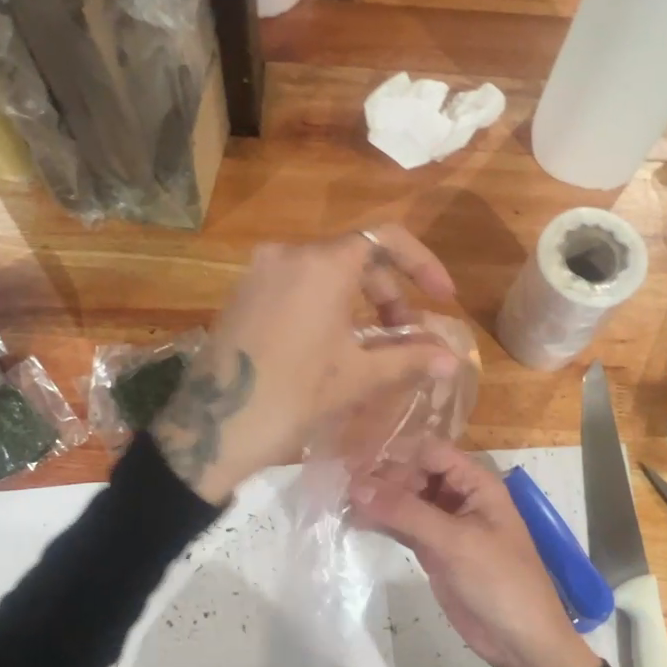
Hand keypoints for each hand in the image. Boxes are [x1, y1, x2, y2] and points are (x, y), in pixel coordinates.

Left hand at [151, 226, 460, 503]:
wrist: (216, 427)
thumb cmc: (295, 396)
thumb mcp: (359, 376)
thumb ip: (410, 358)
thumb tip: (451, 358)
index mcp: (322, 264)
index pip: (386, 239)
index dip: (423, 264)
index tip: (442, 297)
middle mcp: (288, 254)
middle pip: (355, 255)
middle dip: (388, 291)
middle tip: (406, 333)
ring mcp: (259, 273)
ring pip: (323, 272)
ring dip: (357, 299)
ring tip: (372, 344)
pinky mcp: (242, 294)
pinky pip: (295, 286)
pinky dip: (324, 304)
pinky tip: (332, 344)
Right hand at [350, 441, 603, 666]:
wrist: (520, 640)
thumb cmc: (500, 581)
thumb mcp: (455, 541)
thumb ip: (405, 512)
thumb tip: (357, 485)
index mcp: (477, 484)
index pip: (430, 453)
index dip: (396, 453)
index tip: (355, 462)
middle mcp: (460, 498)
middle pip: (414, 474)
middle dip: (381, 478)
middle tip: (339, 485)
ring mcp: (446, 526)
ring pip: (405, 502)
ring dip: (377, 501)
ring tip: (338, 500)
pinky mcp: (434, 551)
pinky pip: (403, 527)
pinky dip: (382, 524)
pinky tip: (354, 521)